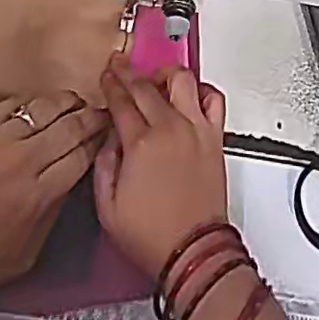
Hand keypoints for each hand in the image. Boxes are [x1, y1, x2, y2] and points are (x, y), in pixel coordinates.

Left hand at [0, 92, 108, 296]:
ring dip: (67, 102)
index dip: (100, 140)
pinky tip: (41, 105)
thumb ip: (56, 211)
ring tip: (76, 104)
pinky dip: (32, 101)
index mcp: (37, 196)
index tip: (110, 132)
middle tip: (103, 113)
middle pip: (70, 126)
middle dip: (92, 117)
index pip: (82, 154)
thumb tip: (77, 174)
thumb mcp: (28, 253)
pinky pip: (13, 103)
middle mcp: (22, 162)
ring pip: (44, 107)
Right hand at [93, 59, 229, 274]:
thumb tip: (109, 138)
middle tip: (120, 67)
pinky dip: (202, 90)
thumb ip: (104, 163)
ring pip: (181, 80)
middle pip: (145, 85)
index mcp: (140, 143)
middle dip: (128, 72)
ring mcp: (195, 129)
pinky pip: (214, 99)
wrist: (192, 252)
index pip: (121, 99)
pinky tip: (191, 94)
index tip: (107, 75)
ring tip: (156, 78)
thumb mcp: (107, 206)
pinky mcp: (214, 137)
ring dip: (165, 74)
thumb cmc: (152, 235)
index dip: (111, 83)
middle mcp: (169, 128)